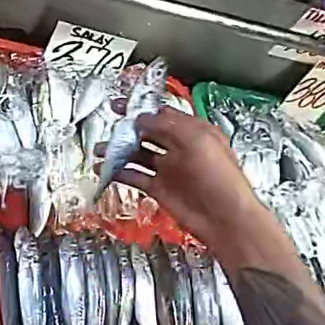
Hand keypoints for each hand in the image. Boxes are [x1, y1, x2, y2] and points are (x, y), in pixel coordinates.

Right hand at [113, 108, 282, 260]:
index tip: (121, 106)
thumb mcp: (196, 141)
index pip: (163, 114)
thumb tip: (142, 118)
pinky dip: (118, 172)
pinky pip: (135, 176)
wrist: (223, 218)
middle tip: (108, 127)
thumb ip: (168, 125)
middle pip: (147, 133)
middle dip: (126, 130)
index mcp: (194, 132)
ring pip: (137, 154)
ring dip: (118, 151)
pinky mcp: (158, 188)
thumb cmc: (219, 178)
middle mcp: (179, 148)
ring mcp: (168, 168)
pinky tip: (105, 170)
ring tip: (101, 150)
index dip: (141, 109)